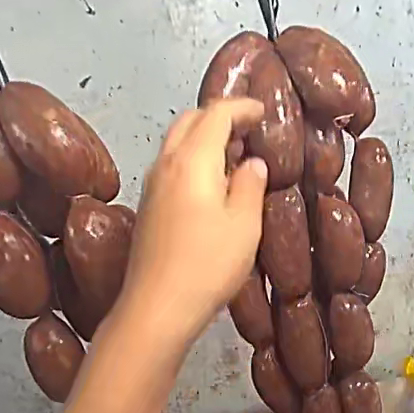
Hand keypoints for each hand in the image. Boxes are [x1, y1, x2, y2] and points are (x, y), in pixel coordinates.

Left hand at [118, 97, 266, 341]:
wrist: (159, 305)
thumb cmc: (208, 265)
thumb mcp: (245, 226)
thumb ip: (251, 187)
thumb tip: (253, 163)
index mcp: (192, 162)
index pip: (216, 115)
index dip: (241, 107)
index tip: (262, 109)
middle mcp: (166, 164)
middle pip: (190, 121)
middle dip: (220, 116)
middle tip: (249, 128)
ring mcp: (153, 186)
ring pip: (178, 142)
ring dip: (206, 137)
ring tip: (236, 153)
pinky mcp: (150, 207)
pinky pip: (173, 165)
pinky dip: (195, 158)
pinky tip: (214, 182)